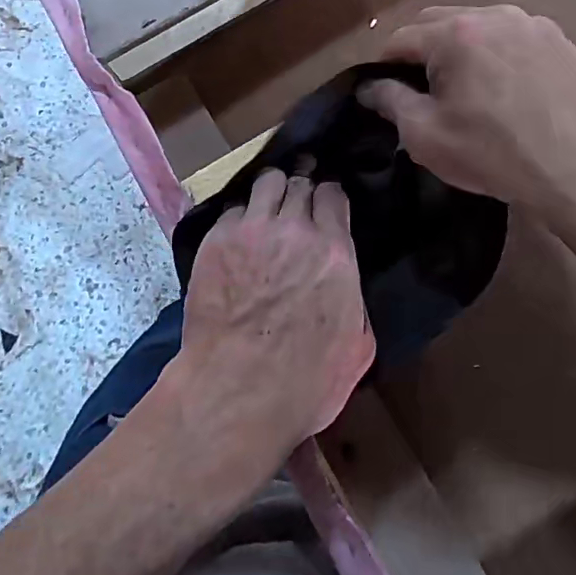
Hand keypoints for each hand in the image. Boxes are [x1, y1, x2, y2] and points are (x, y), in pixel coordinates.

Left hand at [177, 170, 373, 452]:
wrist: (239, 392)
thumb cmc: (306, 381)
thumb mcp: (358, 345)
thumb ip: (355, 301)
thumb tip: (346, 289)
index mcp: (335, 252)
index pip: (334, 195)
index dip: (329, 196)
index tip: (325, 204)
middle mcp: (296, 229)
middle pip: (300, 182)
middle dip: (301, 186)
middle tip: (297, 199)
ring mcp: (253, 230)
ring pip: (266, 182)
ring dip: (271, 189)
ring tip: (268, 203)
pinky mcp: (217, 241)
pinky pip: (233, 209)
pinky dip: (241, 215)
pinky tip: (240, 230)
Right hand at [358, 5, 575, 215]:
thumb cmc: (494, 155)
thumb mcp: (426, 136)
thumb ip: (390, 101)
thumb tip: (369, 86)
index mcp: (457, 34)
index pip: (402, 38)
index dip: (385, 66)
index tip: (386, 94)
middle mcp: (495, 15)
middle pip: (439, 23)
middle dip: (423, 52)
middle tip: (426, 93)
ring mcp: (532, 24)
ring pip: (479, 26)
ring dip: (462, 50)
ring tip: (468, 90)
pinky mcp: (560, 41)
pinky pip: (513, 38)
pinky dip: (498, 54)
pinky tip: (506, 89)